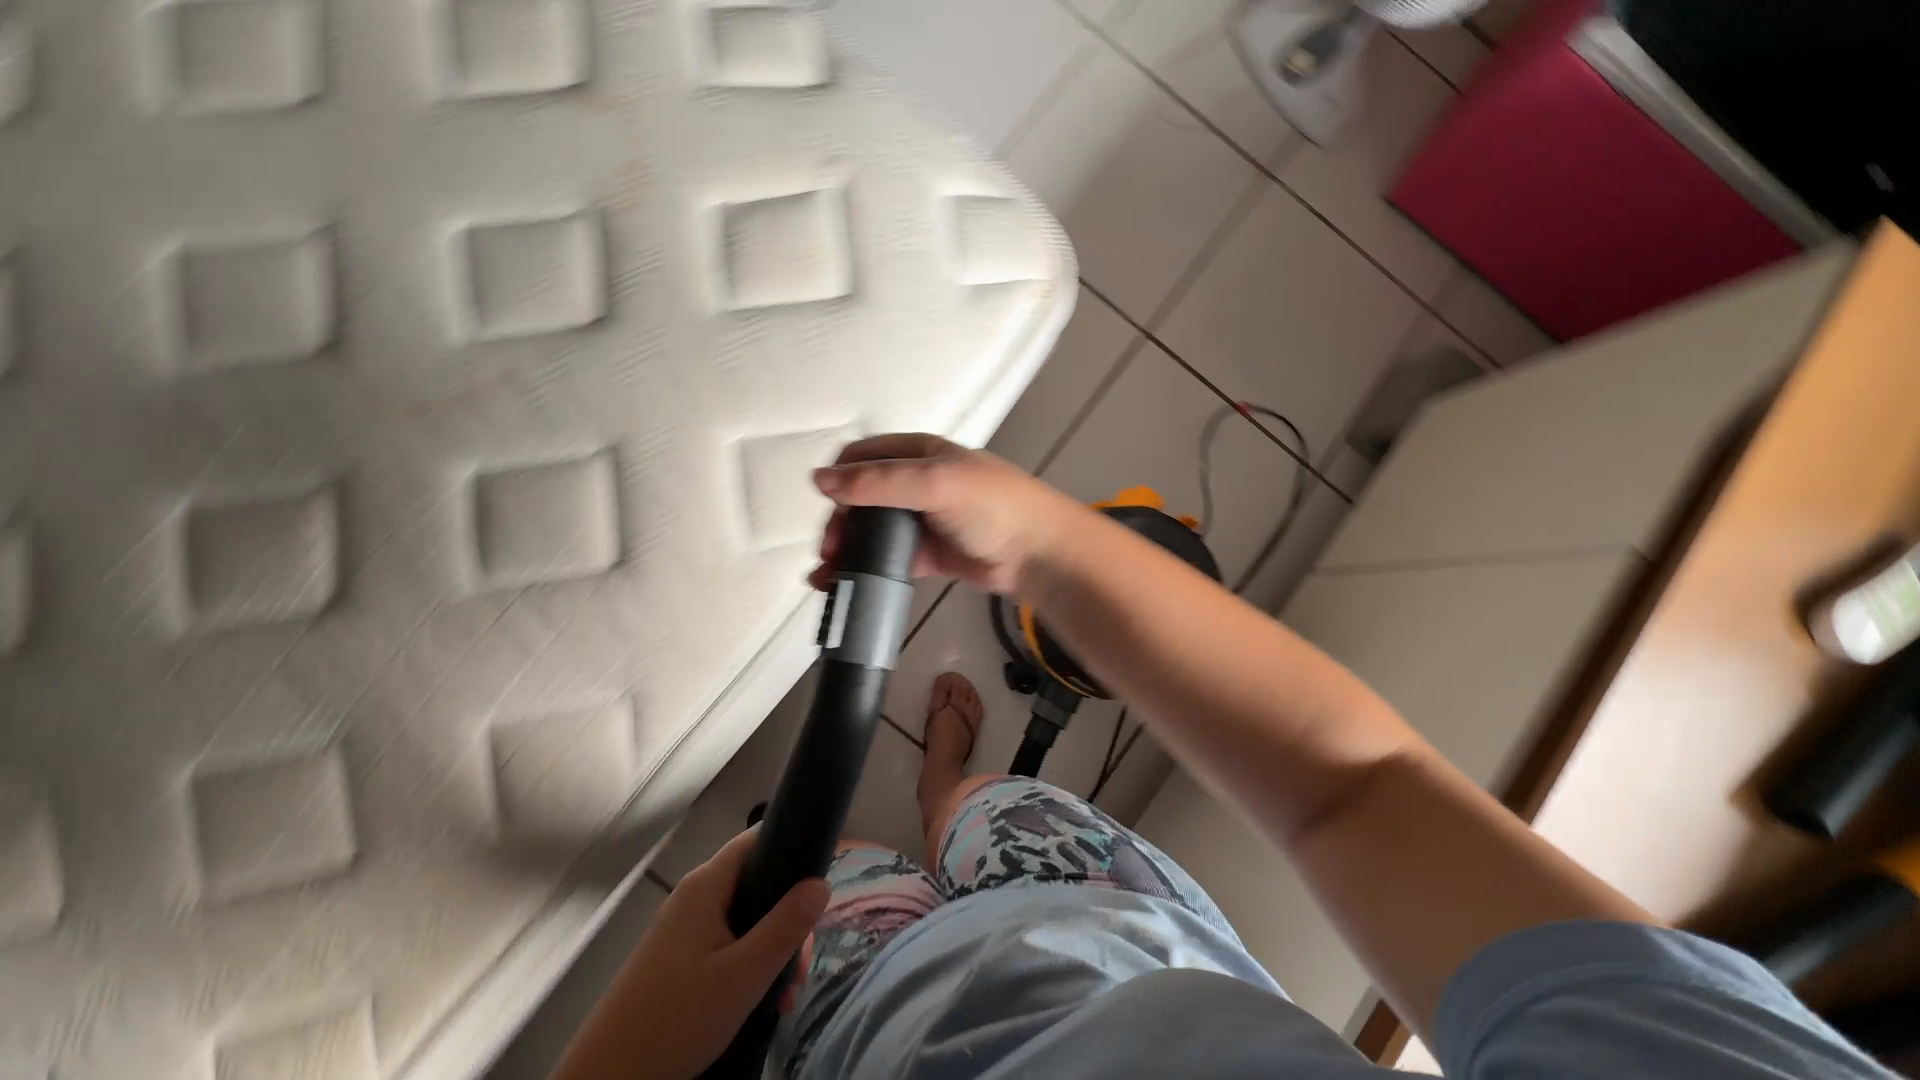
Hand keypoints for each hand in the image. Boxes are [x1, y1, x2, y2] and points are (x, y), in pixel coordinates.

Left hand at [553, 828, 829, 1079]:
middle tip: (801, 966)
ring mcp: (686, 929)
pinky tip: (764, 1001)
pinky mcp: (682, 958)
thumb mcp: (744, 975)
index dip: (793, 847)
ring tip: (786, 995)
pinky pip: (730, 945)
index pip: (756, 839)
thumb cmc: (678, 1017)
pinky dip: (752, 966)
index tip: (822, 881)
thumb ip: (785, 926)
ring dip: (774, 952)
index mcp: (706, 887)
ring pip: (748, 921)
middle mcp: (695, 898)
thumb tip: (822, 883)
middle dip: (789, 922)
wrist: (609, 1075)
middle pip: (759, 886)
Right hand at [809, 433, 1086, 594]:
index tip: (825, 504)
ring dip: (846, 548)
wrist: (1039, 554)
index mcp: (920, 454)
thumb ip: (878, 482)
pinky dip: (864, 570)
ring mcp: (923, 521)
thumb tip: (819, 479)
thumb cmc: (993, 507)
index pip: (865, 456)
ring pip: (872, 531)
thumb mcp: (936, 483)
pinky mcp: (928, 556)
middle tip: (830, 548)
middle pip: (862, 497)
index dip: (840, 477)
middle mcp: (917, 483)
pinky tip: (841, 584)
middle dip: (840, 520)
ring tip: (827, 573)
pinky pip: (887, 560)